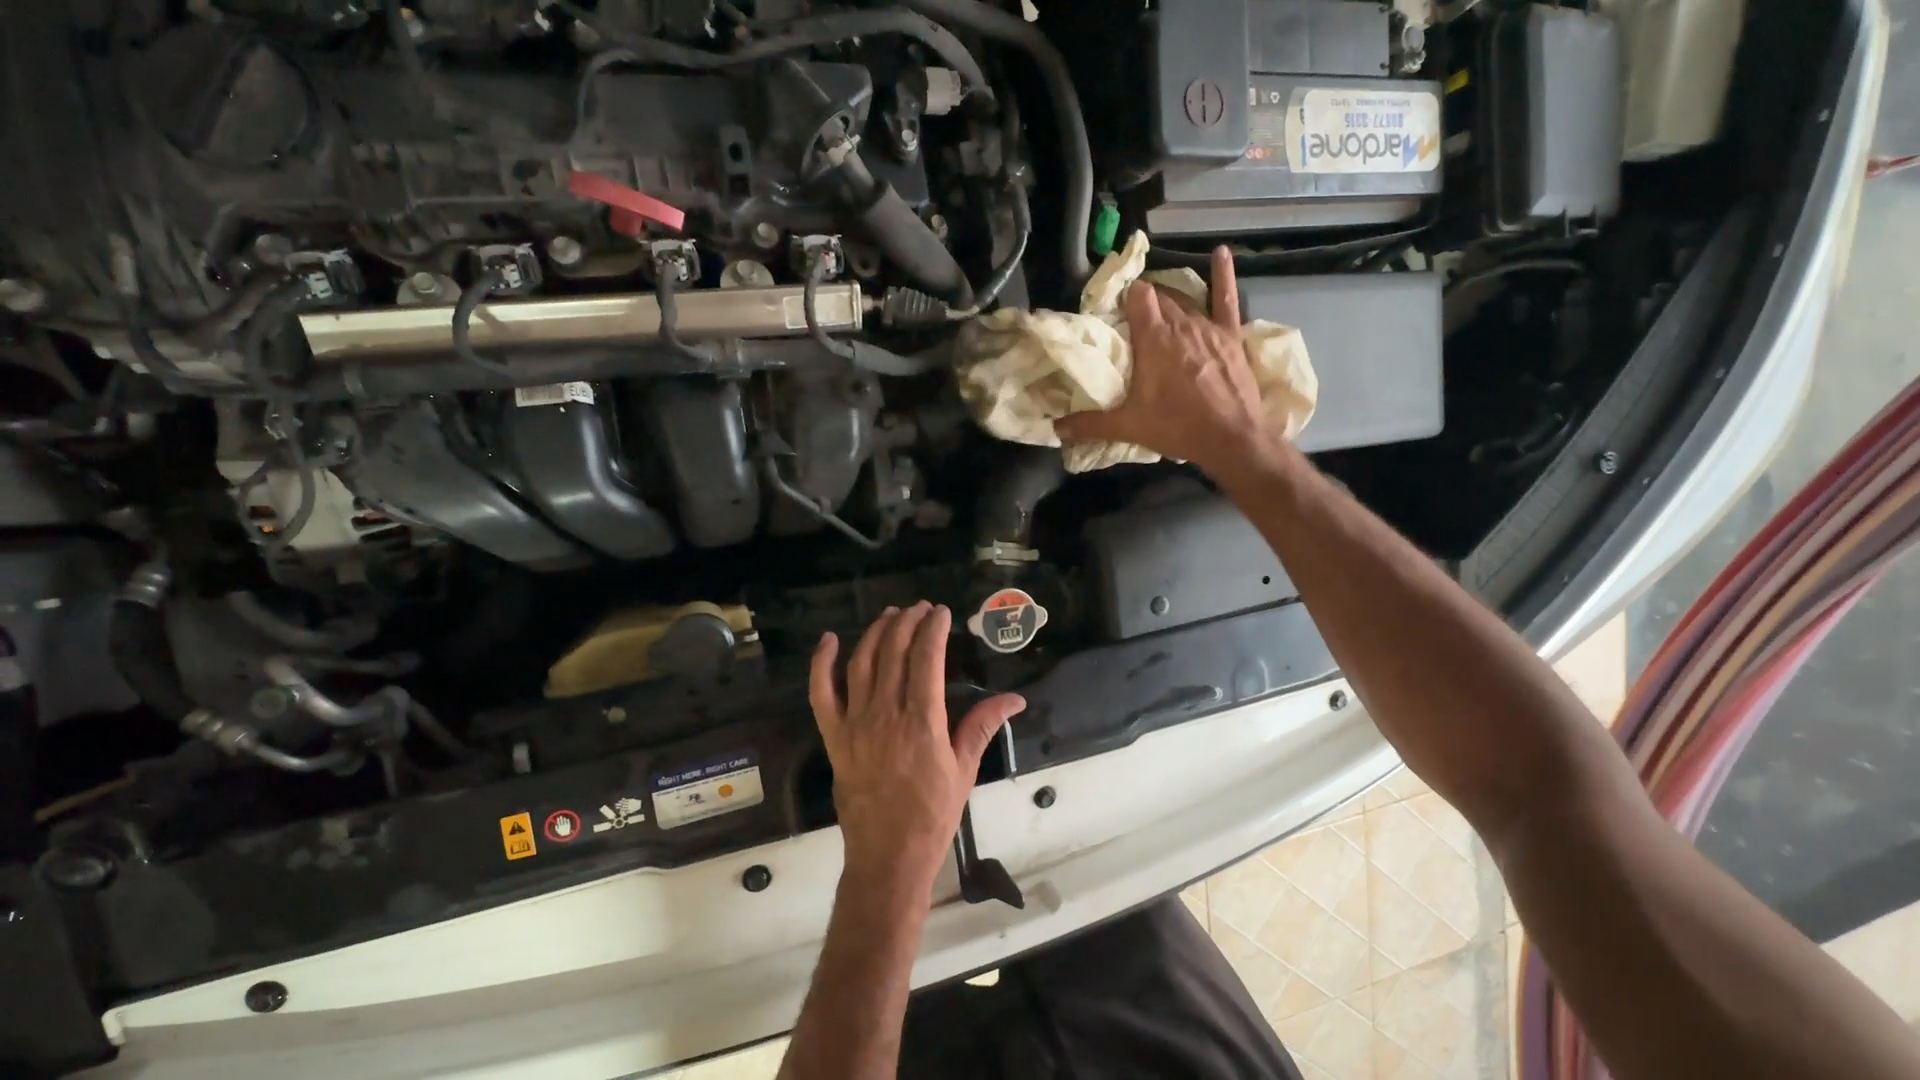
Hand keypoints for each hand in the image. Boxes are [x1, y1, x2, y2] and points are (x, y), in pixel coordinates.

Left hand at [809, 602, 1026, 884]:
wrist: (888, 855)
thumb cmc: (933, 815)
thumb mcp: (964, 770)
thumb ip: (983, 726)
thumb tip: (1015, 698)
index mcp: (923, 722)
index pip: (927, 658)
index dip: (933, 629)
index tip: (941, 612)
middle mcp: (886, 714)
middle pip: (894, 652)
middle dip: (908, 623)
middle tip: (920, 609)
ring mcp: (855, 724)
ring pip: (861, 663)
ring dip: (876, 633)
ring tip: (891, 615)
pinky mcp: (834, 737)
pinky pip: (821, 693)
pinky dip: (822, 663)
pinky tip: (830, 640)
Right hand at [1054, 247, 1268, 474]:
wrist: (1230, 438)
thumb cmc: (1177, 428)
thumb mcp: (1129, 426)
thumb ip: (1091, 424)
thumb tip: (1057, 428)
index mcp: (1153, 339)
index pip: (1137, 297)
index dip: (1126, 297)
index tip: (1117, 306)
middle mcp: (1180, 324)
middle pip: (1160, 297)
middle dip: (1146, 300)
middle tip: (1135, 313)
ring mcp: (1208, 327)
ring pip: (1186, 298)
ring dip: (1171, 296)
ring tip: (1161, 299)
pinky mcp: (1231, 335)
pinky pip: (1227, 298)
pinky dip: (1223, 274)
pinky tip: (1221, 253)